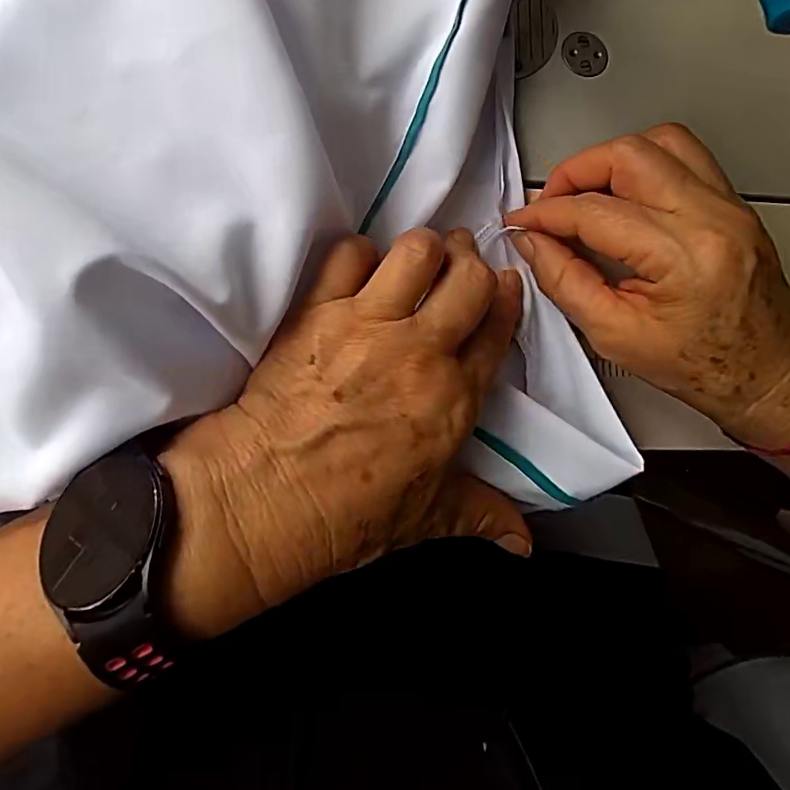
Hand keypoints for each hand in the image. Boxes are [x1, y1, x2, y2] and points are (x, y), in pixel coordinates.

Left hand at [159, 228, 528, 639]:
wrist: (268, 491)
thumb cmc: (349, 512)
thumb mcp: (426, 519)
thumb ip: (480, 514)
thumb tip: (521, 541)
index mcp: (455, 396)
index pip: (496, 326)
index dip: (504, 296)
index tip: (501, 280)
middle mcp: (419, 350)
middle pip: (465, 278)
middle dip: (468, 258)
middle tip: (459, 255)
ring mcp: (366, 325)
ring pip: (414, 252)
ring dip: (420, 248)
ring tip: (414, 257)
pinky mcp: (316, 311)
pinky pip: (347, 255)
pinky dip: (356, 254)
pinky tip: (355, 268)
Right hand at [502, 123, 789, 451]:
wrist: (771, 375)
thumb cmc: (706, 364)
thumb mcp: (611, 332)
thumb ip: (562, 279)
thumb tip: (531, 242)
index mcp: (684, 255)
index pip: (592, 209)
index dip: (543, 214)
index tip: (522, 223)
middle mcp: (714, 219)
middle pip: (627, 155)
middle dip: (573, 173)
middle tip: (549, 203)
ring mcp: (730, 207)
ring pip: (660, 142)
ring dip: (609, 161)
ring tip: (584, 193)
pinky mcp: (733, 205)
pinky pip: (683, 158)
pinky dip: (640, 166)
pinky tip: (619, 196)